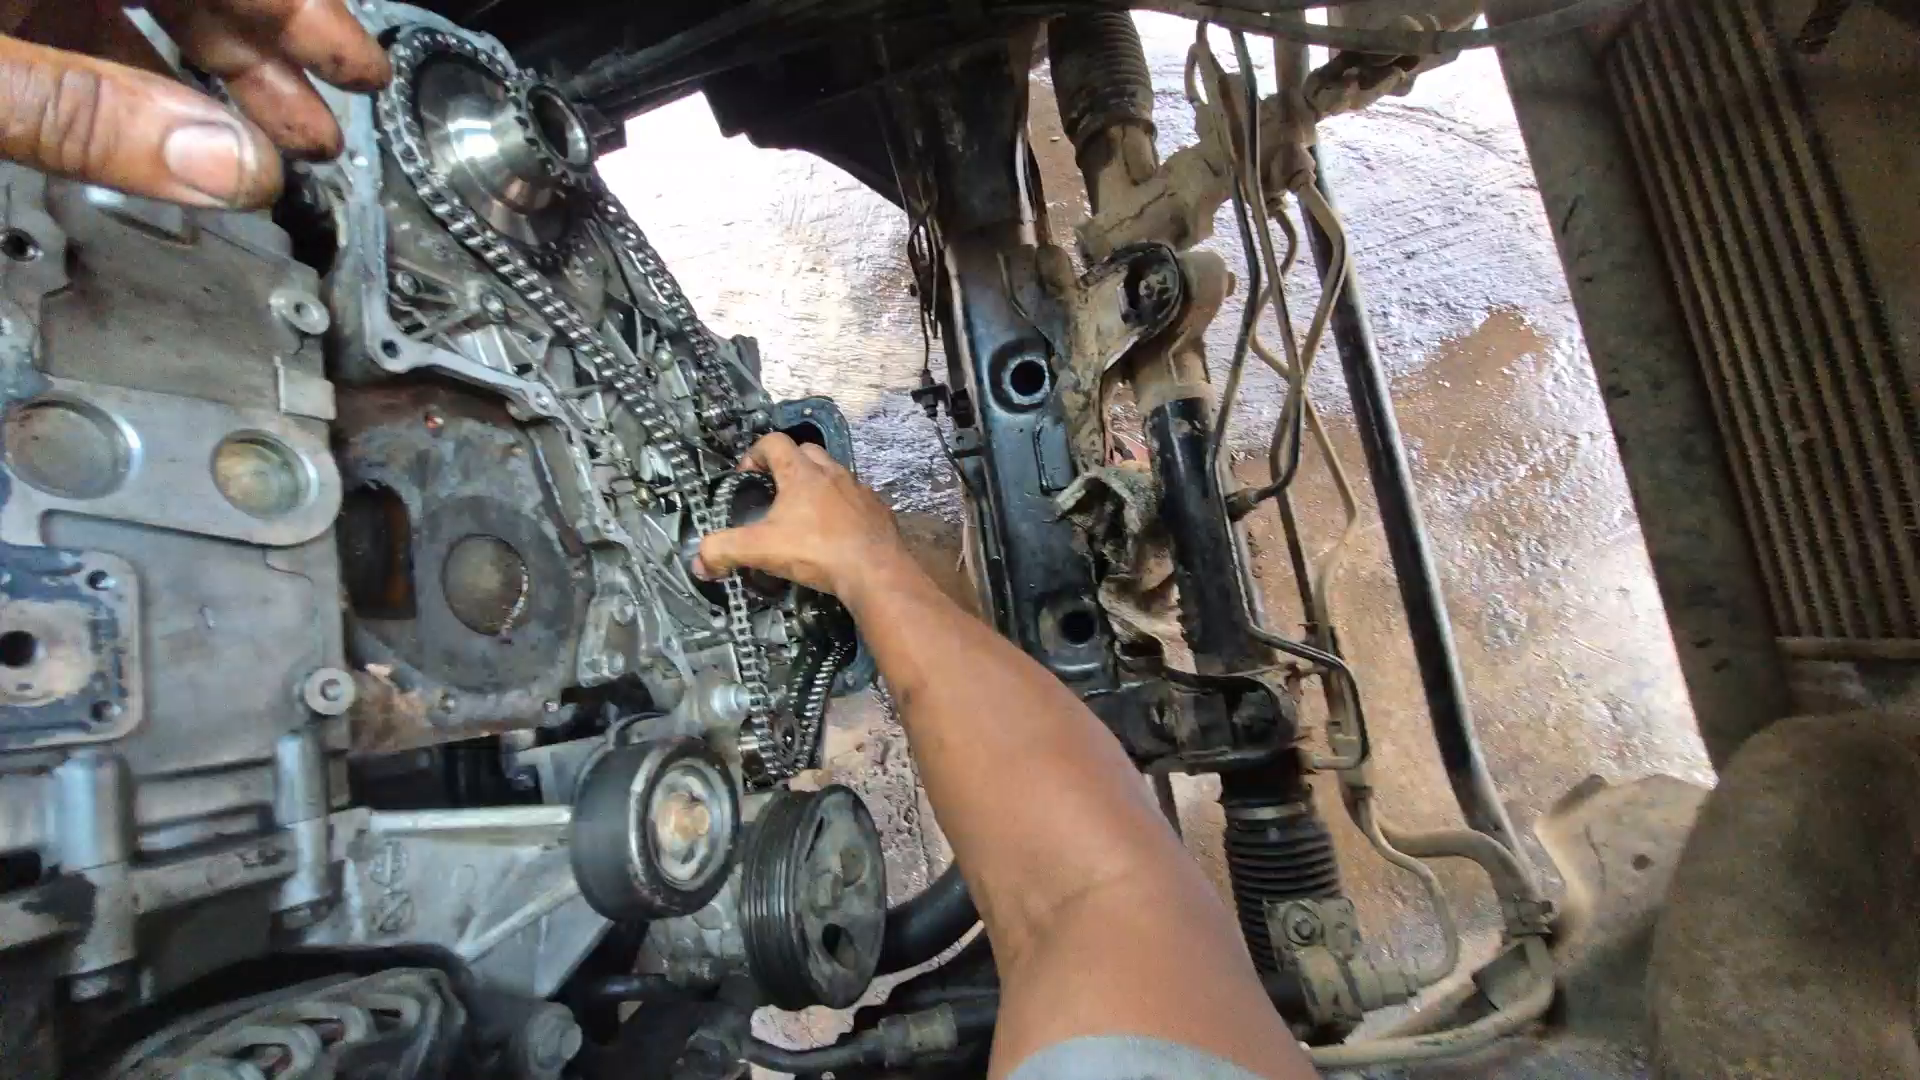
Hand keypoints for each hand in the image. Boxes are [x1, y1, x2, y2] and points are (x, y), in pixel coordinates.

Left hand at [0, 0, 389, 207]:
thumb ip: (84, 116)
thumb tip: (243, 170)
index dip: (302, 10)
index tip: (362, 70)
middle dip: (268, 56)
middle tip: (318, 131)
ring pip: (130, 3)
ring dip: (208, 75)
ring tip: (259, 144)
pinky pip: (72, 18)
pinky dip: (131, 73)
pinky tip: (165, 128)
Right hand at [695, 433, 913, 602]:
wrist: (876, 571)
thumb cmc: (818, 552)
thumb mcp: (761, 550)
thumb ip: (724, 550)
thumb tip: (700, 562)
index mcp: (802, 473)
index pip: (774, 442)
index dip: (755, 453)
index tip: (747, 476)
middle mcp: (833, 473)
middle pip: (806, 452)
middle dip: (787, 465)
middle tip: (775, 491)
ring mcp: (860, 490)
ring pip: (834, 474)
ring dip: (817, 485)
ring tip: (805, 513)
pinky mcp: (878, 510)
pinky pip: (856, 499)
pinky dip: (843, 508)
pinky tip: (836, 531)